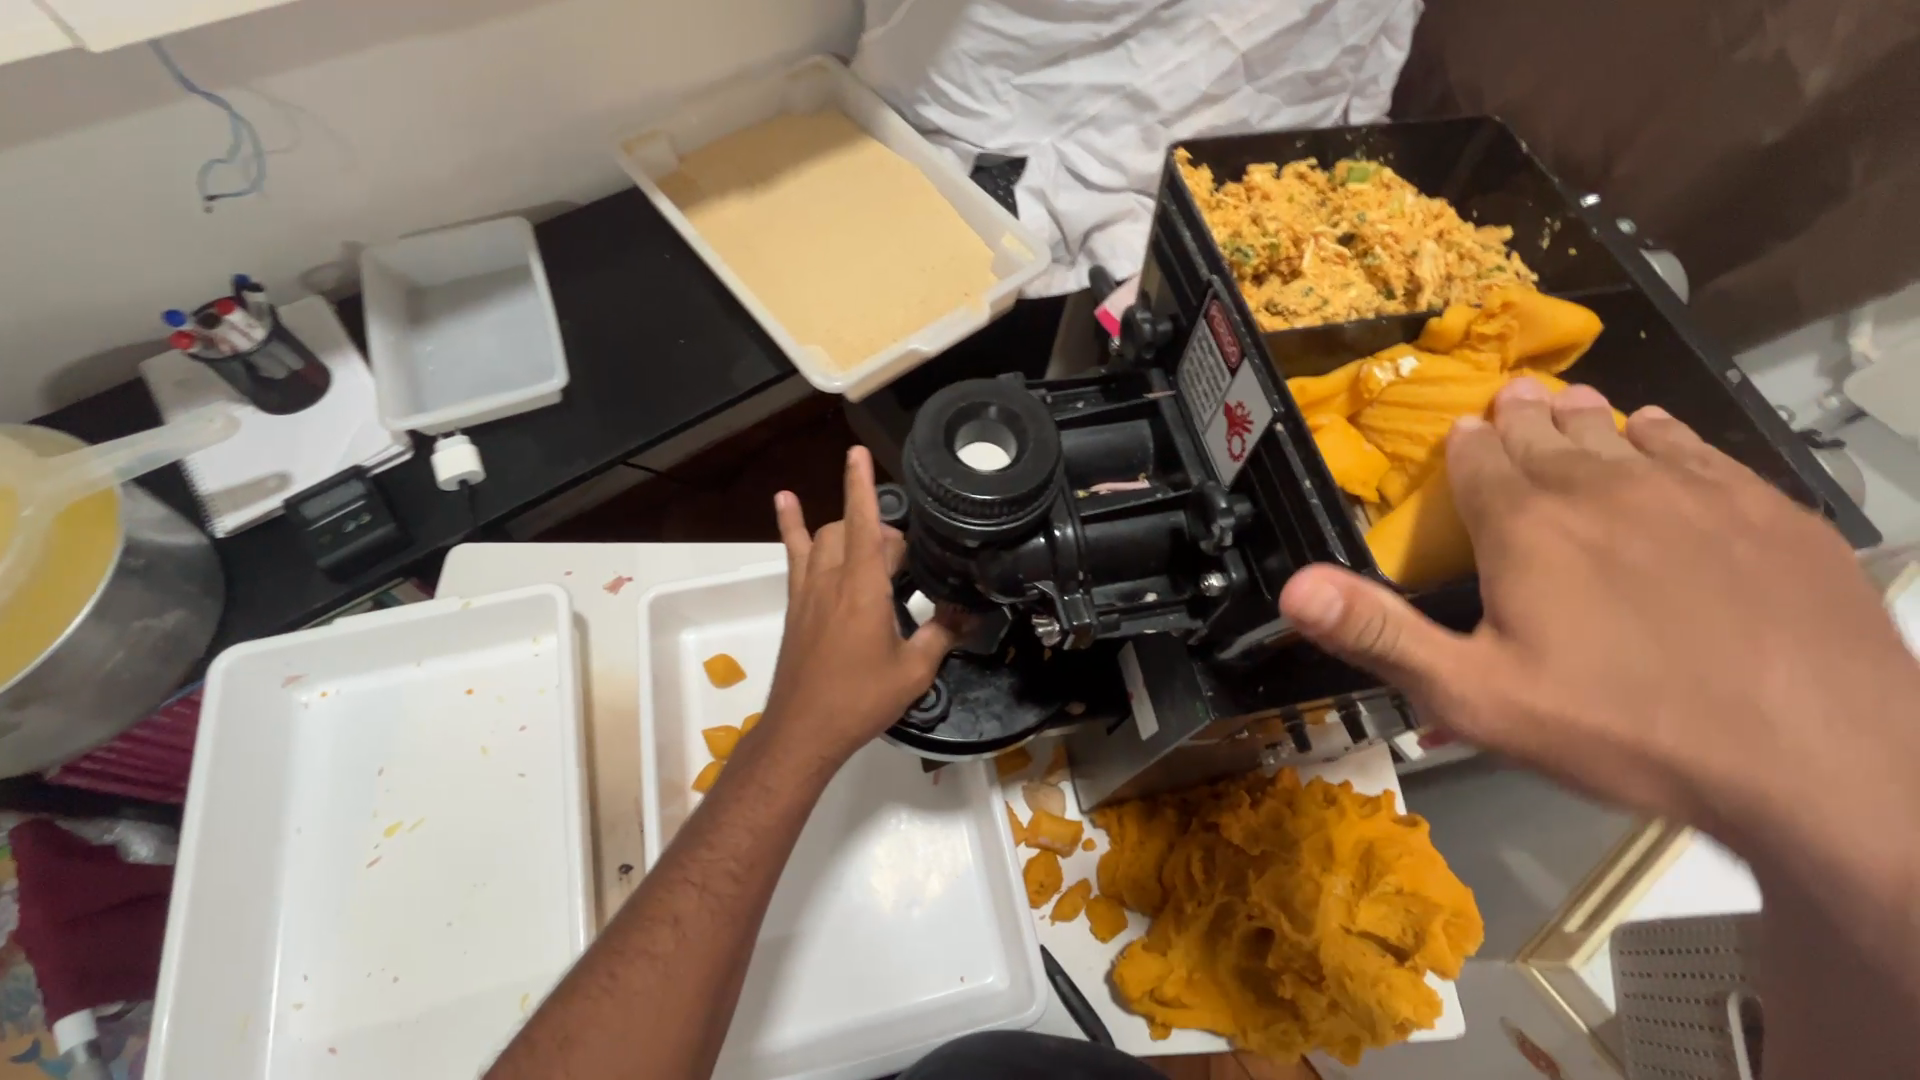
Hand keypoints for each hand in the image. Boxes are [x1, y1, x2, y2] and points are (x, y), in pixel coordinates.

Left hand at [760, 446, 962, 763]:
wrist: (804, 729)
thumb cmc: (860, 699)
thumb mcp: (914, 671)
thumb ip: (942, 634)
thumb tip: (965, 613)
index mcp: (863, 589)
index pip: (865, 525)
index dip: (862, 486)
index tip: (859, 453)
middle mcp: (831, 579)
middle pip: (851, 530)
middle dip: (882, 533)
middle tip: (906, 564)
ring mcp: (807, 590)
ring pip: (823, 537)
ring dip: (846, 527)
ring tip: (872, 543)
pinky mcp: (796, 604)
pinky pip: (794, 555)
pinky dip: (792, 526)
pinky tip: (787, 502)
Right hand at [1278, 377, 1919, 836]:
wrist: (1824, 762)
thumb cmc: (1622, 728)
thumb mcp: (1472, 695)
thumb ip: (1377, 633)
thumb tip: (1293, 587)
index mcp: (1527, 528)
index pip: (1481, 464)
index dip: (1464, 447)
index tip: (1459, 434)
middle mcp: (1604, 490)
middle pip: (1548, 437)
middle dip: (1520, 418)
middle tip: (1508, 398)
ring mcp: (1696, 495)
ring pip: (1621, 435)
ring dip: (1584, 418)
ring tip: (1565, 401)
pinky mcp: (1770, 515)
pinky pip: (1700, 451)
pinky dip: (1664, 436)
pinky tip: (1656, 433)